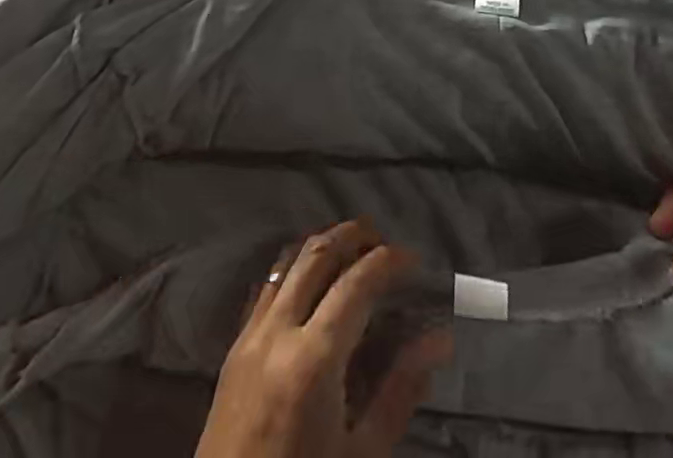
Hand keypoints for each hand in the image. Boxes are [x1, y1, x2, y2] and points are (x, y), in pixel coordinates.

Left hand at [196, 220, 452, 457]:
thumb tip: (438, 339)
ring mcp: (250, 335)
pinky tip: (310, 278)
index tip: (413, 258)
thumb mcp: (362, 452)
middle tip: (382, 238)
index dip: (388, 261)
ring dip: (321, 245)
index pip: (357, 284)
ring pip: (287, 263)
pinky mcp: (234, 347)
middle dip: (352, 236)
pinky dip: (293, 268)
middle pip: (317, 256)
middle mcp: (278, 332)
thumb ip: (401, 390)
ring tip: (351, 247)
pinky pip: (267, 286)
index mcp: (314, 358)